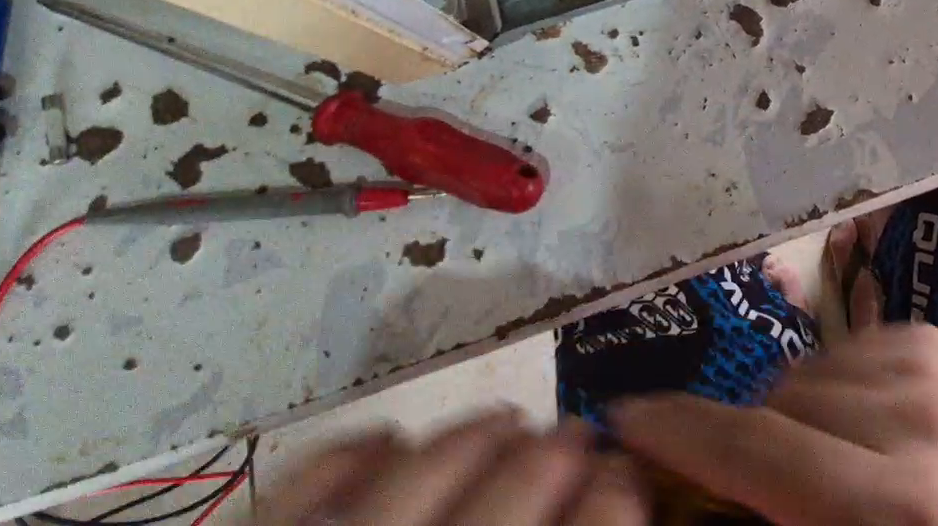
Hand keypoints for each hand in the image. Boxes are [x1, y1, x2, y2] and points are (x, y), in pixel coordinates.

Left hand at [259, 411, 647, 525]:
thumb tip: (609, 519)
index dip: (616, 495)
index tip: (625, 477)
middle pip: (517, 488)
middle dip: (561, 450)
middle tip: (575, 438)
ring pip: (420, 471)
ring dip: (474, 433)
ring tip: (504, 422)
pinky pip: (313, 485)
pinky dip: (353, 453)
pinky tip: (391, 444)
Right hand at [613, 323, 937, 525]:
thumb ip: (759, 510)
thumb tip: (680, 483)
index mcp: (892, 508)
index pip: (758, 453)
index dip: (681, 434)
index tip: (625, 419)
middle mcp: (912, 426)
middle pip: (773, 405)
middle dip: (736, 434)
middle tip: (736, 472)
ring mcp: (927, 368)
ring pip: (801, 373)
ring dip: (786, 411)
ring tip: (812, 455)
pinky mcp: (932, 338)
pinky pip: (836, 350)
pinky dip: (824, 385)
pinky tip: (851, 421)